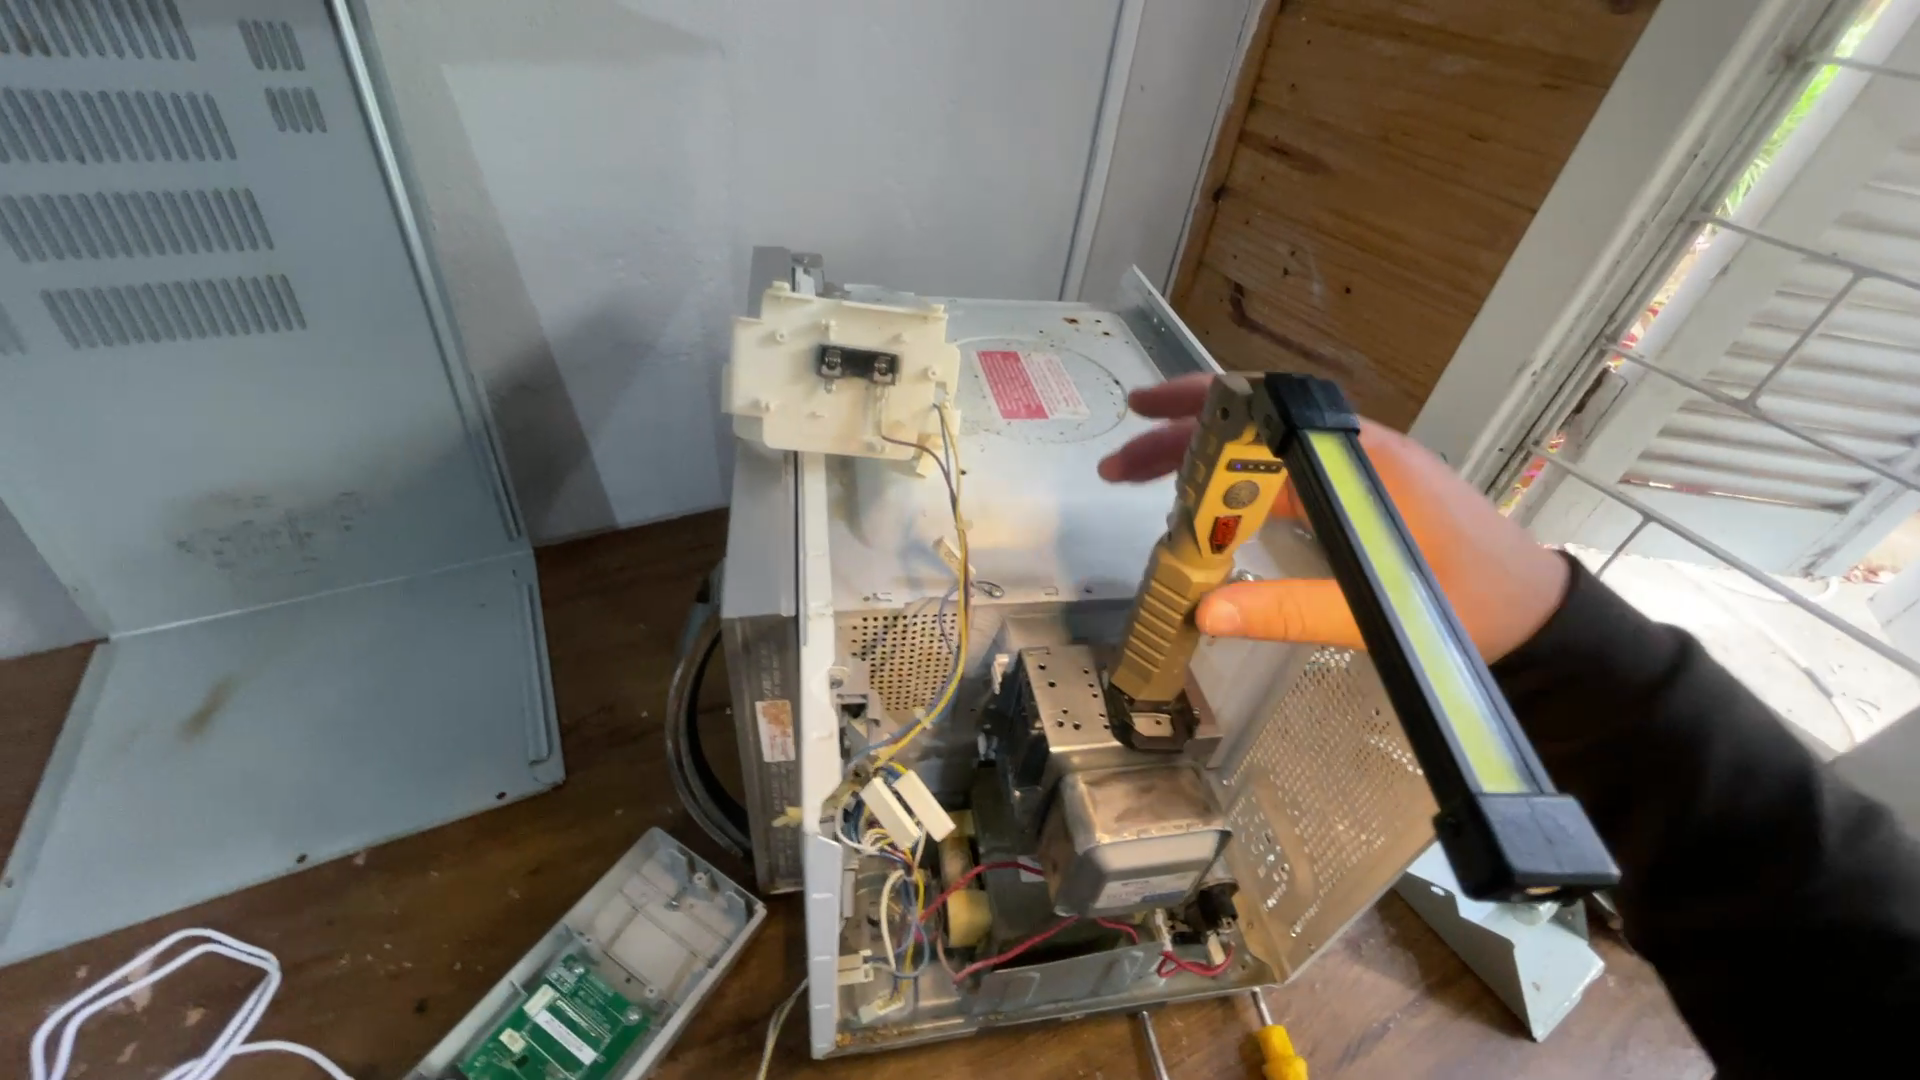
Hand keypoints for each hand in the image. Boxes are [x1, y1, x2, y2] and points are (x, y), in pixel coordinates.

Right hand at [1097, 374, 1568, 661]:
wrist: (1540, 614)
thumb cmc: (1471, 605)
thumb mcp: (1377, 610)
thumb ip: (1288, 610)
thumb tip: (1202, 610)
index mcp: (1354, 459)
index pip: (1256, 421)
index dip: (1190, 422)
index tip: (1138, 432)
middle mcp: (1348, 450)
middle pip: (1246, 426)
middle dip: (1175, 438)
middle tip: (1118, 466)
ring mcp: (1349, 468)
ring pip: (1257, 447)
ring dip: (1197, 459)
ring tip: (1140, 477)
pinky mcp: (1350, 491)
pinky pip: (1276, 472)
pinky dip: (1228, 482)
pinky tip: (1201, 502)